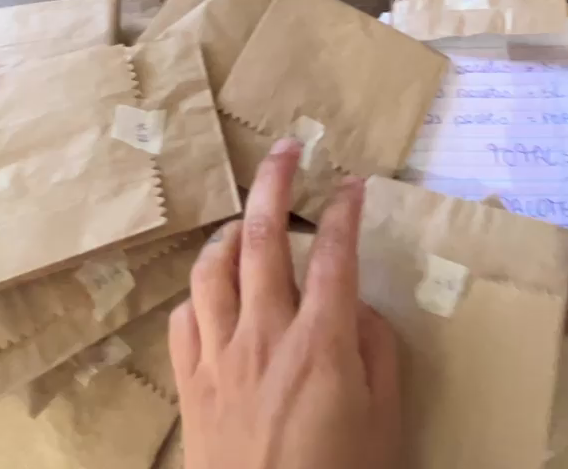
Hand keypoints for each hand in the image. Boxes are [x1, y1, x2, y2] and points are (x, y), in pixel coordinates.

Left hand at [171, 138, 400, 468]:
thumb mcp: (384, 419)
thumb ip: (374, 348)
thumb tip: (353, 302)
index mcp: (321, 343)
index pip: (335, 253)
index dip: (344, 208)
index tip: (351, 181)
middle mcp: (265, 336)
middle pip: (264, 239)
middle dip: (275, 182)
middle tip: (285, 148)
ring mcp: (219, 359)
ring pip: (212, 270)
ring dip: (231, 233)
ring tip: (248, 223)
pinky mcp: (190, 387)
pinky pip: (183, 319)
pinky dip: (199, 294)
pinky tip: (215, 296)